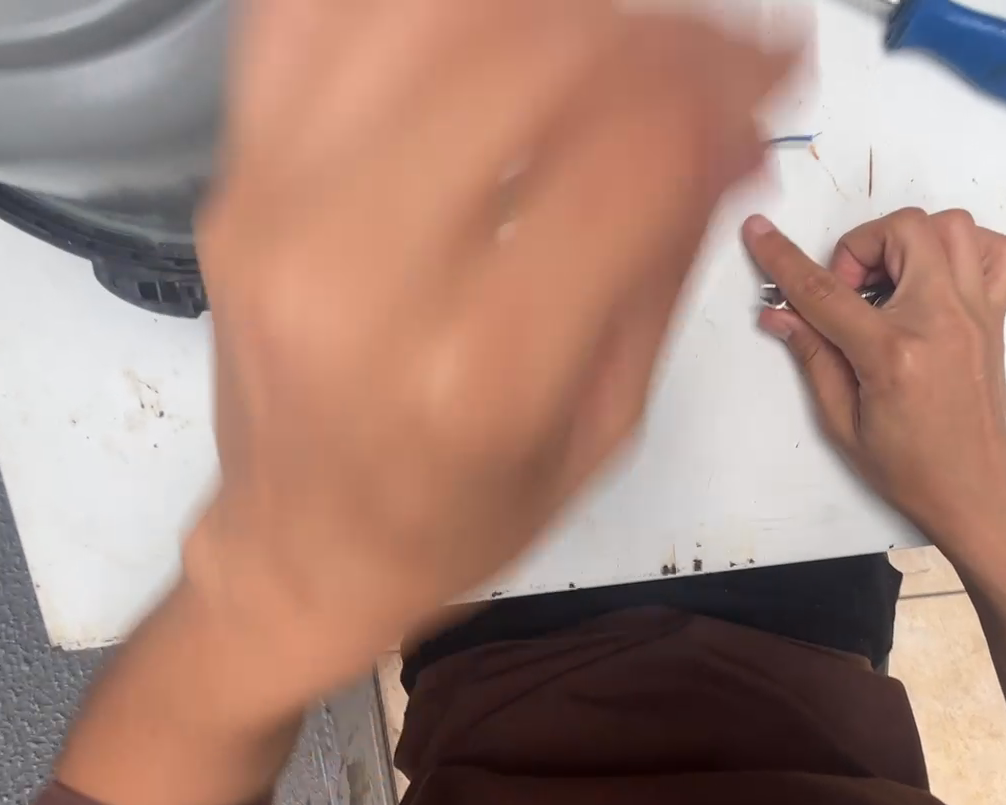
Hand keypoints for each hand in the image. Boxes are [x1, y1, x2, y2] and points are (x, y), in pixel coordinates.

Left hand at [184, 0, 797, 708]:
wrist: (305, 550)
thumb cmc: (458, 523)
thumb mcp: (596, 432)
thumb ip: (660, 275)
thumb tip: (733, 139)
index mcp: (484, 370)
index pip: (629, 160)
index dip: (722, 89)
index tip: (771, 76)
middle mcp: (365, 271)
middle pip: (537, 53)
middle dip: (659, 30)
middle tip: (718, 43)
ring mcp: (277, 208)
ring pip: (432, 7)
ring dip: (559, 4)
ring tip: (619, 32)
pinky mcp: (234, 178)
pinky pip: (311, 5)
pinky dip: (427, 0)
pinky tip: (502, 23)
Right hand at [742, 209, 1005, 567]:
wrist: (975, 490)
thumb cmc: (909, 468)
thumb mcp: (843, 423)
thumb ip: (813, 359)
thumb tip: (780, 316)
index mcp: (893, 355)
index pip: (826, 293)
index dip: (783, 259)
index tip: (759, 233)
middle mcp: (941, 320)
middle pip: (900, 231)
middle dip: (859, 249)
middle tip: (848, 295)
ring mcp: (976, 312)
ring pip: (950, 226)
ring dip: (907, 241)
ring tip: (888, 284)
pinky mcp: (996, 316)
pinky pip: (996, 249)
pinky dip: (962, 248)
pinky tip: (933, 280)